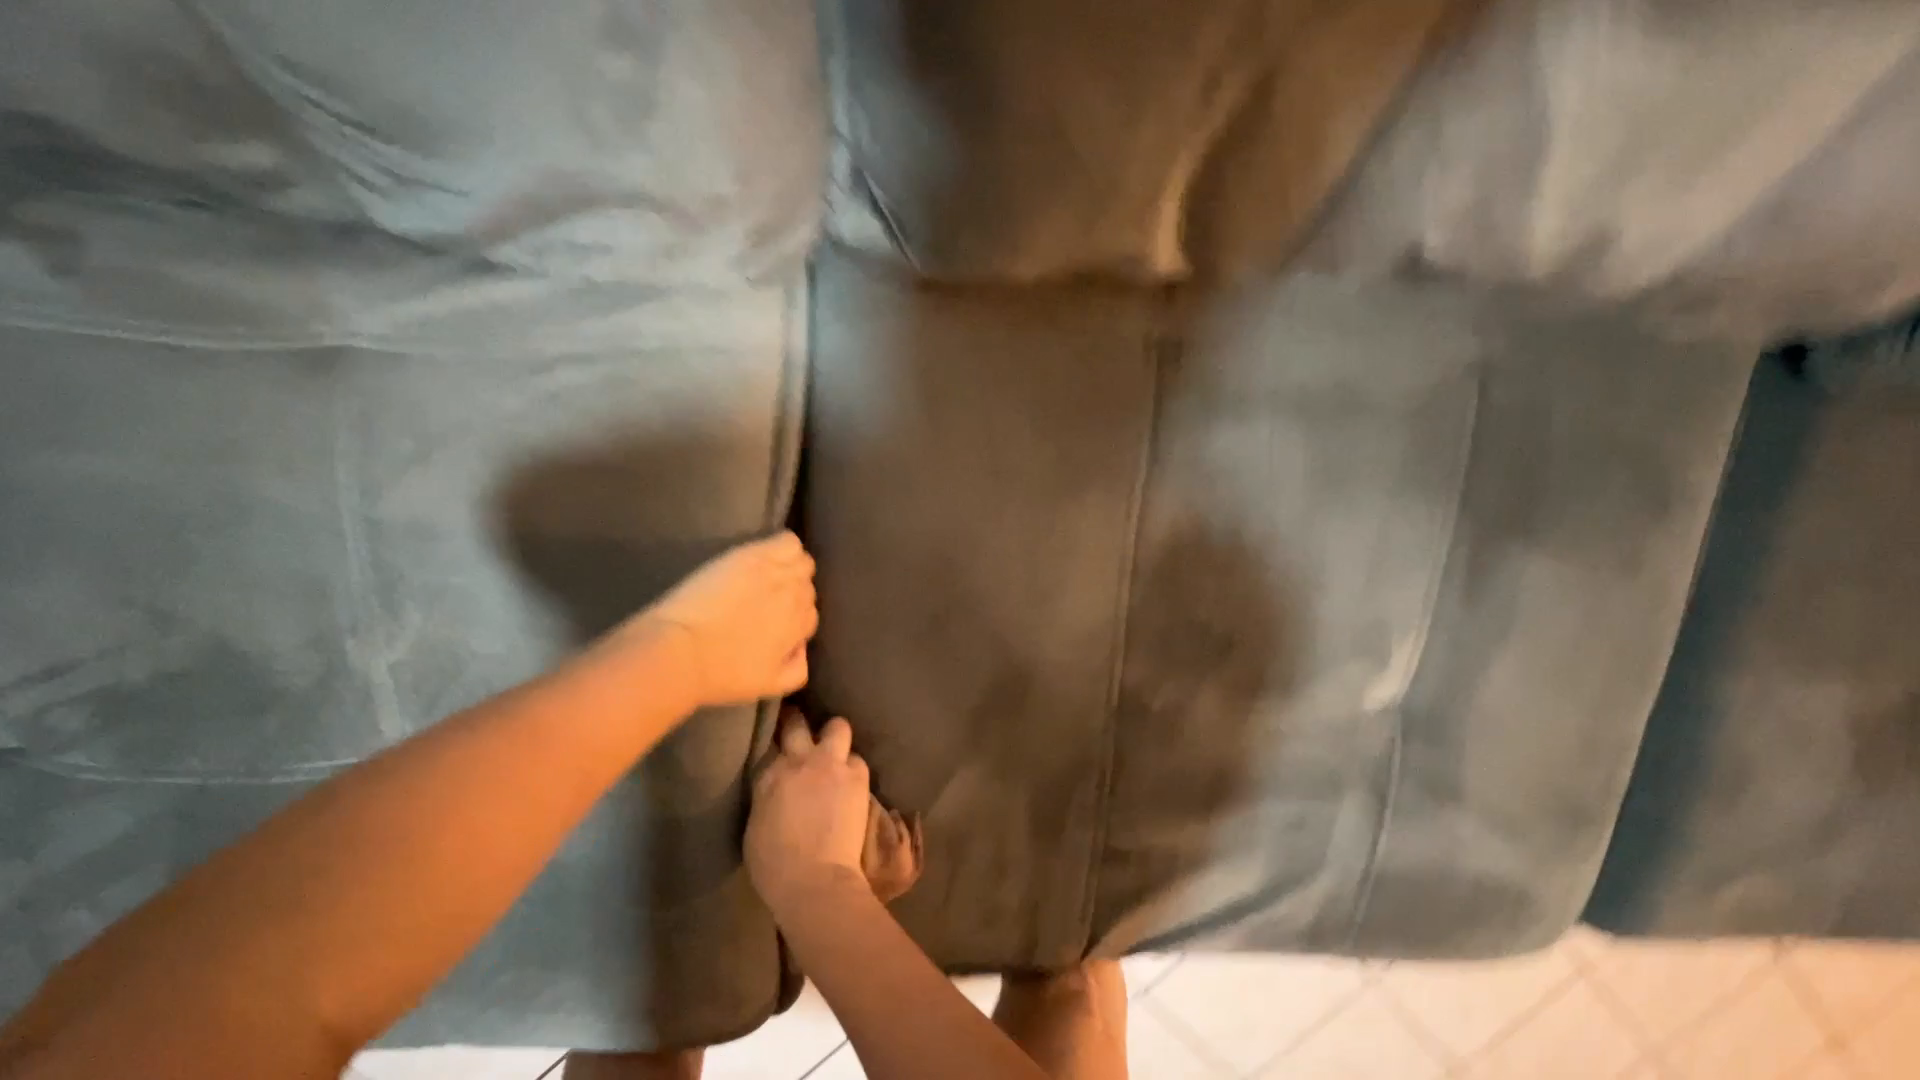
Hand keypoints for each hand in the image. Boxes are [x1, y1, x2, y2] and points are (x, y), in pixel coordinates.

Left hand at [637, 531, 817, 705]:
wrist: (681, 652)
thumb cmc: (721, 673)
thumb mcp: (769, 686)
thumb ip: (798, 669)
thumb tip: (803, 647)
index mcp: (799, 629)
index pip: (810, 614)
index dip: (791, 618)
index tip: (772, 621)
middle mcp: (797, 598)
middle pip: (807, 588)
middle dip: (791, 593)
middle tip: (764, 601)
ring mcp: (777, 574)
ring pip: (802, 563)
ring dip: (790, 568)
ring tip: (765, 576)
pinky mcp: (754, 556)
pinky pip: (787, 541)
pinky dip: (784, 545)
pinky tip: (764, 555)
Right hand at [746, 712, 873, 913]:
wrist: (815, 879)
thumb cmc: (774, 864)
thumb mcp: (755, 825)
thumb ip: (767, 795)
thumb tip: (776, 787)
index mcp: (768, 775)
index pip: (769, 743)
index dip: (774, 741)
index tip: (775, 742)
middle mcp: (799, 761)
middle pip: (797, 722)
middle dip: (799, 722)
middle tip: (801, 730)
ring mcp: (831, 765)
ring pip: (838, 727)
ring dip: (836, 741)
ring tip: (835, 757)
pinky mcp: (858, 777)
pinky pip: (857, 759)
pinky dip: (853, 767)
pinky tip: (850, 781)